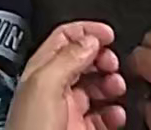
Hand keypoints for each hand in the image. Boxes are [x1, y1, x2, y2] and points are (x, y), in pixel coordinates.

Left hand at [7, 22, 127, 129]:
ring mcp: (68, 111)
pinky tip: (118, 112)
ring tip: (118, 85)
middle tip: (115, 62)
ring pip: (94, 88)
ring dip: (109, 83)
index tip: (108, 32)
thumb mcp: (46, 85)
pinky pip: (102, 118)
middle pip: (81, 61)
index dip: (85, 30)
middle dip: (100, 57)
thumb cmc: (31, 128)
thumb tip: (89, 39)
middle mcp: (55, 87)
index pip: (64, 38)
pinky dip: (113, 113)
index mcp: (42, 69)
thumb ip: (67, 59)